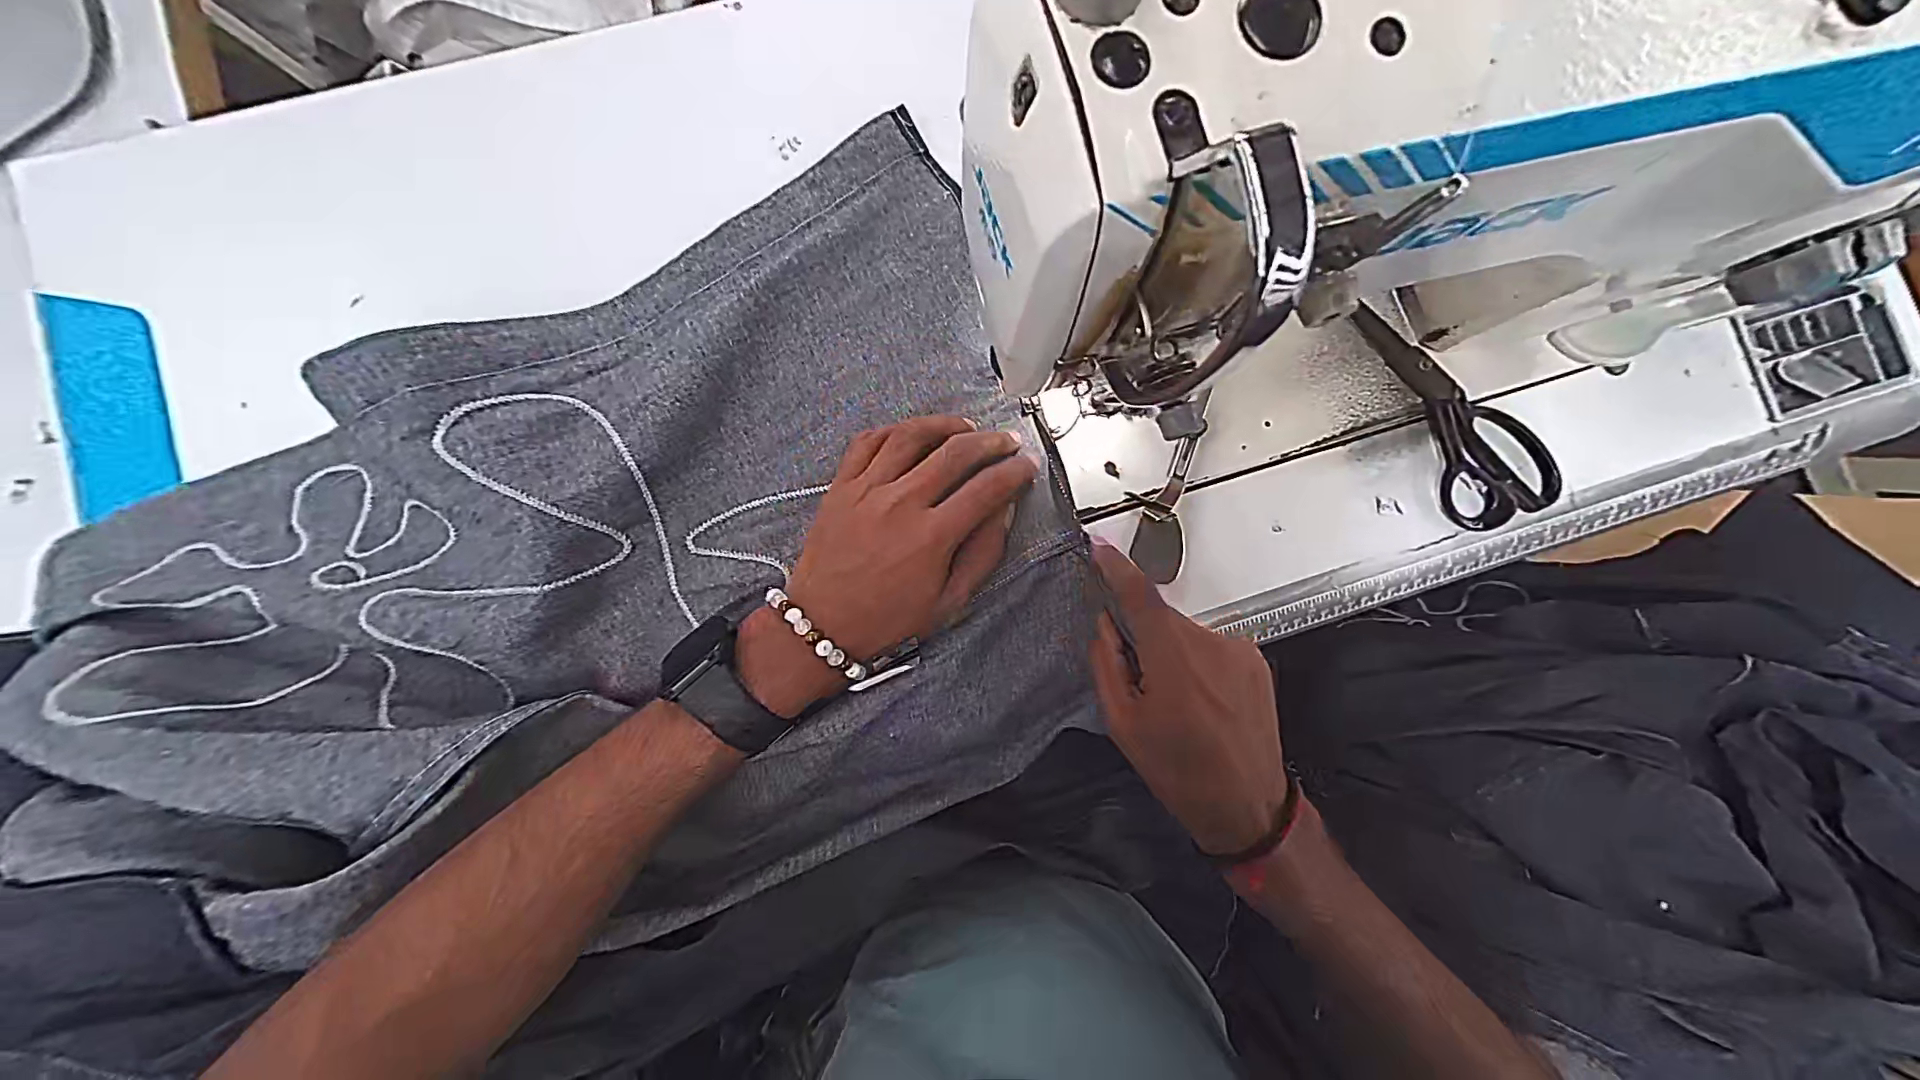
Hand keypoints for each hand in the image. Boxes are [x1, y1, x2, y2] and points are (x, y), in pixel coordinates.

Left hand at [736, 416, 1036, 716]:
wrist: (823, 623)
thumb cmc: (884, 618)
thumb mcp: (948, 601)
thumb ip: (982, 554)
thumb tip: (1003, 514)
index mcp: (930, 537)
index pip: (987, 488)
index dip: (1015, 472)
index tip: (1025, 468)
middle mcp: (900, 505)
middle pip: (956, 452)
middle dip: (991, 442)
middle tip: (1005, 443)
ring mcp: (867, 491)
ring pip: (912, 435)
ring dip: (946, 425)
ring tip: (965, 428)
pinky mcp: (842, 487)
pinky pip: (869, 441)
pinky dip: (895, 429)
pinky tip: (912, 433)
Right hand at [1087, 540, 1289, 854]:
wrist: (1246, 805)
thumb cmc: (1179, 771)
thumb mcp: (1122, 723)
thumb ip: (1107, 664)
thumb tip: (1105, 625)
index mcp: (1172, 658)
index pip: (1140, 596)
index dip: (1116, 568)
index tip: (1100, 548)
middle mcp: (1210, 644)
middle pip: (1162, 618)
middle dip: (1145, 637)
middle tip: (1142, 681)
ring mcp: (1239, 650)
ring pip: (1187, 633)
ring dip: (1174, 653)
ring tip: (1179, 701)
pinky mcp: (1256, 661)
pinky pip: (1212, 646)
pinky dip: (1199, 662)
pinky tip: (1202, 699)